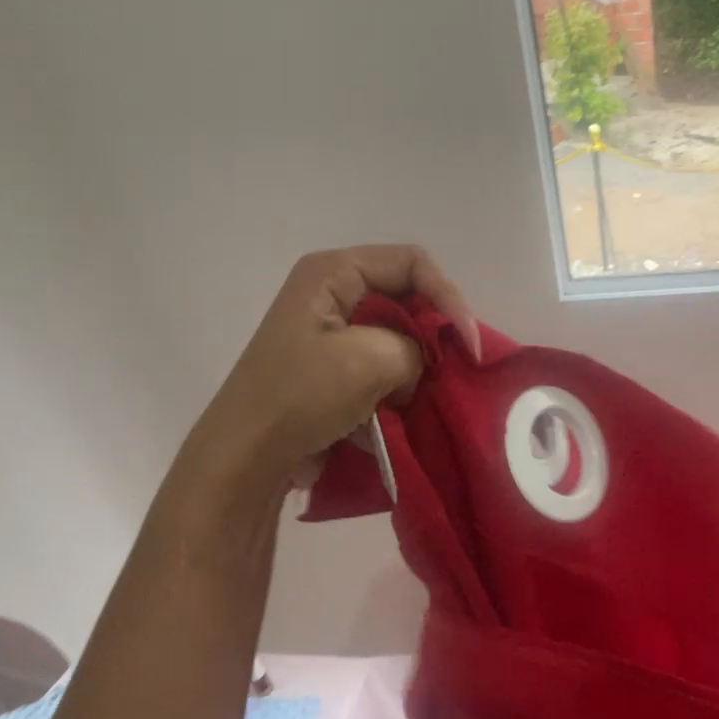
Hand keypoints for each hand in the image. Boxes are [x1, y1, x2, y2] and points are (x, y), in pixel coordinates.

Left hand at [188, 245, 479, 495]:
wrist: (249, 454)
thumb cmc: (302, 395)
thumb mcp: (371, 360)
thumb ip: (415, 347)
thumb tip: (420, 363)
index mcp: (333, 273)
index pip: (412, 263)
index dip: (448, 298)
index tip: (468, 347)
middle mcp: (333, 294)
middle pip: (408, 299)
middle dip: (434, 336)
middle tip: (453, 372)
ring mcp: (333, 334)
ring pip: (400, 338)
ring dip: (416, 369)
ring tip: (421, 398)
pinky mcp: (336, 370)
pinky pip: (384, 368)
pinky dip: (398, 389)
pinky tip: (398, 414)